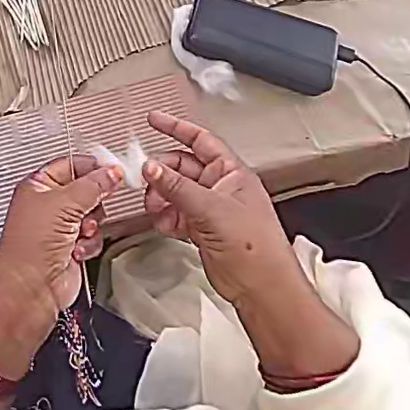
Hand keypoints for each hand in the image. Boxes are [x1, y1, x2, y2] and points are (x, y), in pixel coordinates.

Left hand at [0, 157, 120, 376]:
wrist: (30, 289)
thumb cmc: (30, 247)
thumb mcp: (64, 203)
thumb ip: (93, 185)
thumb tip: (112, 172)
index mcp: (39, 185)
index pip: (71, 164)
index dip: (91, 167)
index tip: (111, 170)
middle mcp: (48, 204)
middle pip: (86, 190)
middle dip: (92, 202)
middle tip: (90, 207)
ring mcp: (60, 227)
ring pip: (94, 214)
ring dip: (91, 225)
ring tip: (80, 232)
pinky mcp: (71, 246)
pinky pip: (94, 236)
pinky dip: (90, 243)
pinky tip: (76, 250)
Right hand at [142, 112, 358, 382]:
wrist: (262, 289)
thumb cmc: (256, 248)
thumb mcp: (211, 209)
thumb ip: (177, 187)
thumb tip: (152, 167)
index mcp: (231, 172)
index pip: (199, 139)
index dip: (175, 128)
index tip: (154, 120)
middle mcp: (221, 186)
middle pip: (181, 167)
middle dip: (162, 174)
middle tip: (146, 180)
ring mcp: (211, 208)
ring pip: (175, 192)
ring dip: (161, 199)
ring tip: (157, 209)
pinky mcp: (202, 228)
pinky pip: (175, 214)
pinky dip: (166, 218)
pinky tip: (166, 225)